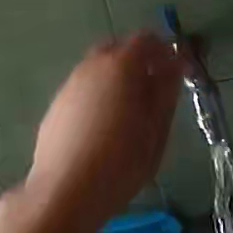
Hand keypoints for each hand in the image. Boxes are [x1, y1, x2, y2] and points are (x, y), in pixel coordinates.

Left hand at [21, 30, 179, 232]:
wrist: (64, 193)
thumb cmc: (121, 161)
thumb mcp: (157, 128)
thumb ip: (167, 89)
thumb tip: (176, 62)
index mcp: (121, 66)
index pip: (147, 39)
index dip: (164, 50)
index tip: (177, 71)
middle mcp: (91, 66)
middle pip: (119, 49)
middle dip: (139, 61)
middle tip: (155, 91)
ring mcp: (69, 85)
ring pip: (99, 69)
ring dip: (117, 78)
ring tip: (131, 113)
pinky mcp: (56, 106)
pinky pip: (84, 89)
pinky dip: (99, 95)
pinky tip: (104, 128)